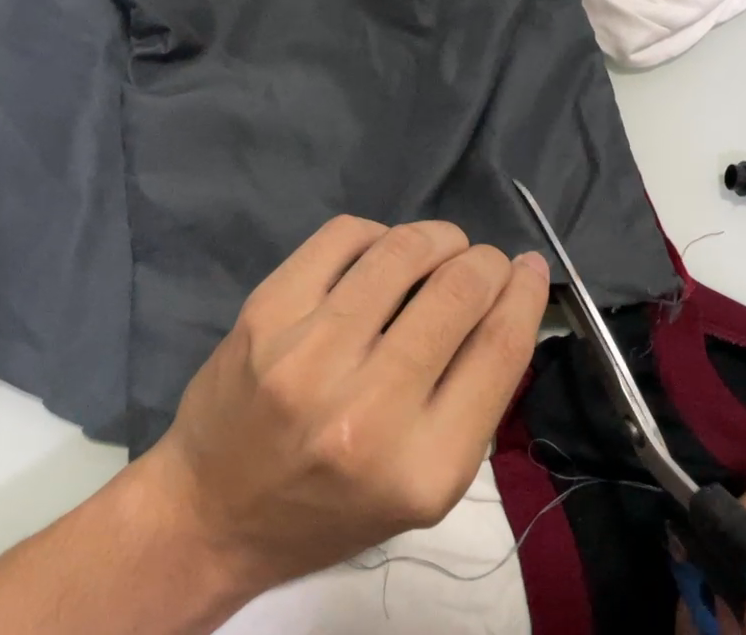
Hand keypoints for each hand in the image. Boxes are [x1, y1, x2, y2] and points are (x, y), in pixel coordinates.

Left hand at [150, 216, 550, 590]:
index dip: (526, 295)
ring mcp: (308, 355)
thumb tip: (508, 304)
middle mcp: (368, 410)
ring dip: (439, 237)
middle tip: (484, 262)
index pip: (499, 350)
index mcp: (424, 467)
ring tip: (442, 245)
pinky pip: (343, 237)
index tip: (532, 270)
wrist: (213, 512)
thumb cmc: (331, 509)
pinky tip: (381, 251)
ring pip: (402, 252)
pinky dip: (378, 233)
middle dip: (487, 262)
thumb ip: (473, 403)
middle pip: (459, 292)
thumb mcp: (424, 487)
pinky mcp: (265, 315)